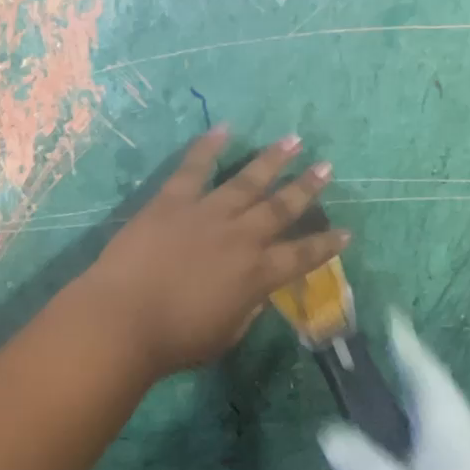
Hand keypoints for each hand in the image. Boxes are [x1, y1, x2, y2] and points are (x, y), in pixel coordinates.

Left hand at [73, 127, 350, 376]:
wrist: (122, 320)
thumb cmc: (174, 341)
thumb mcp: (225, 336)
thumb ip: (246, 311)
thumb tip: (258, 294)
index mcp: (257, 276)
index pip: (302, 256)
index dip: (326, 245)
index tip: (346, 231)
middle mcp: (241, 238)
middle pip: (281, 208)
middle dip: (306, 188)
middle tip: (326, 167)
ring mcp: (206, 214)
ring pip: (247, 181)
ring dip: (272, 160)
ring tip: (293, 140)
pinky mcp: (171, 202)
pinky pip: (194, 168)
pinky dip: (208, 147)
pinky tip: (224, 129)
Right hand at [318, 313, 469, 469]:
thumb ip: (358, 462)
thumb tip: (330, 434)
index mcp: (452, 432)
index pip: (426, 375)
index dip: (406, 346)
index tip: (392, 319)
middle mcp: (461, 447)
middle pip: (408, 422)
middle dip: (377, 445)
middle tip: (357, 462)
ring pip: (404, 467)